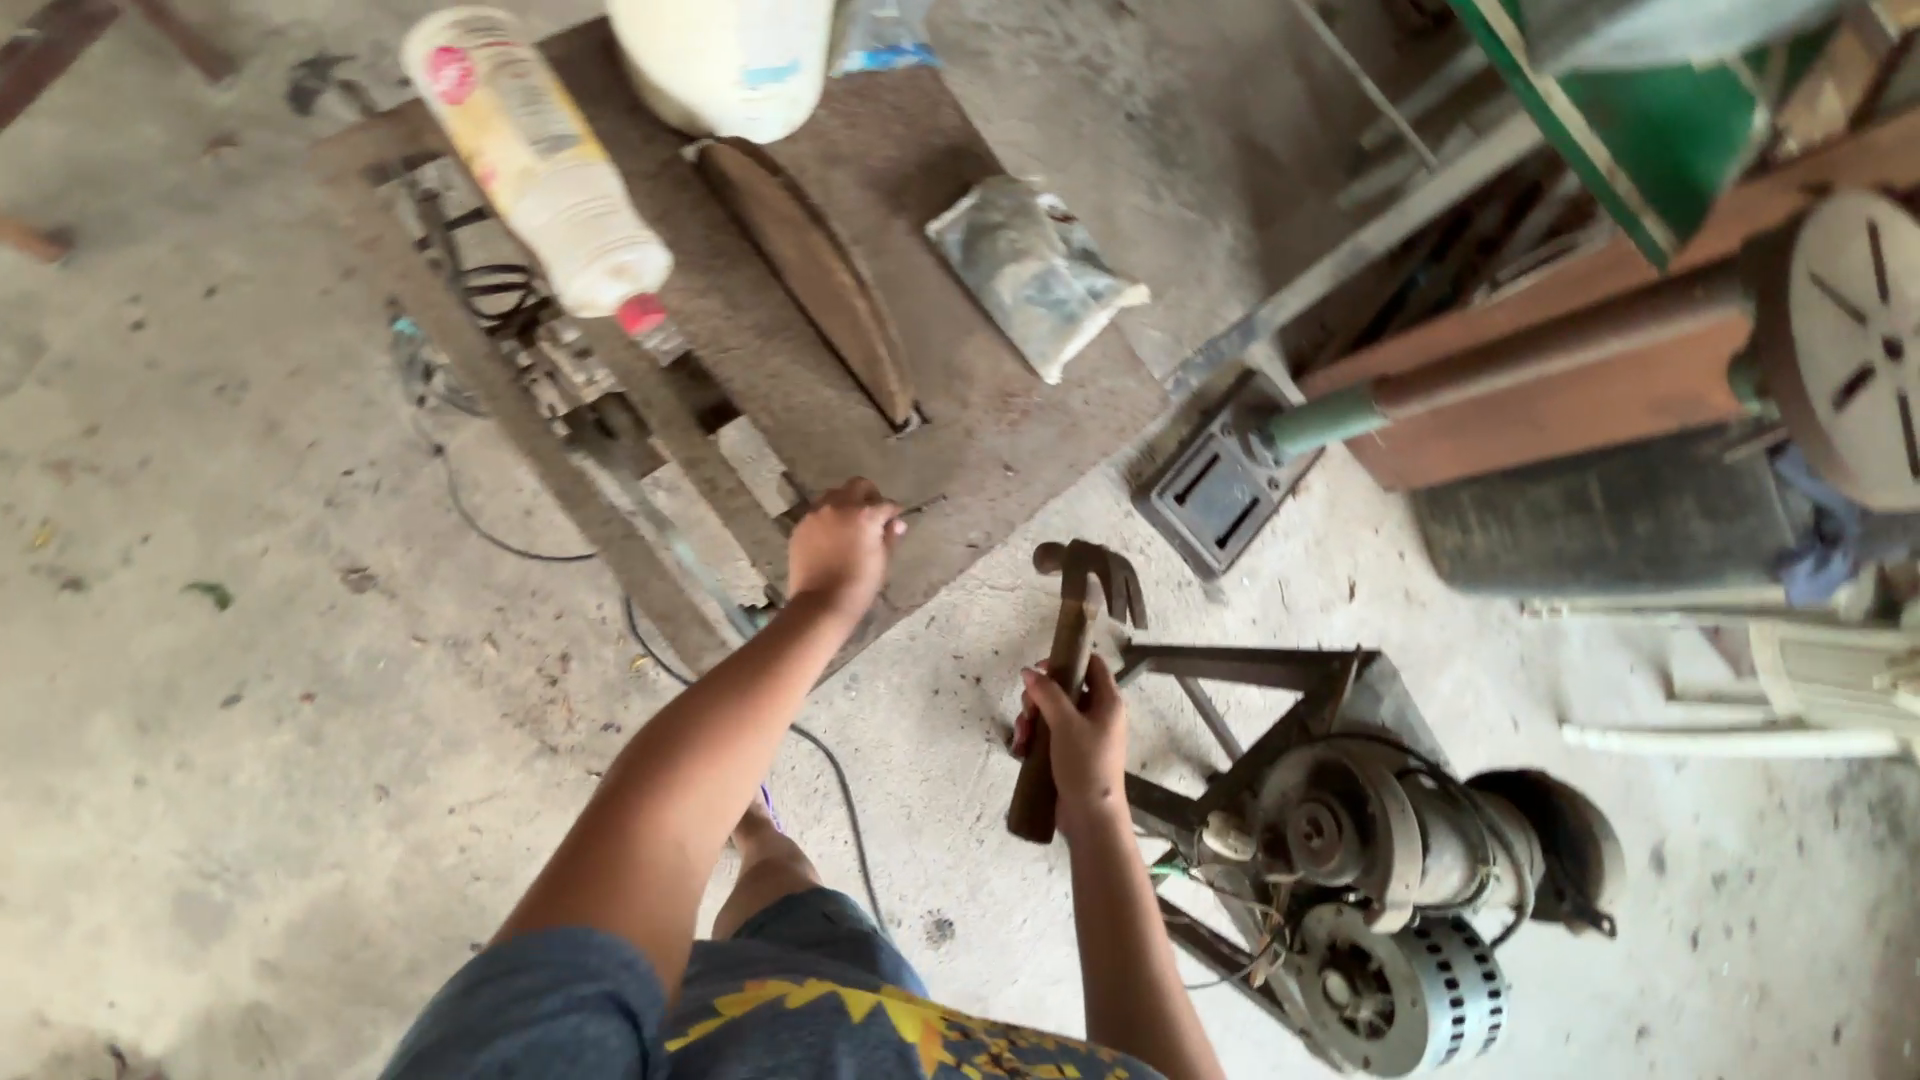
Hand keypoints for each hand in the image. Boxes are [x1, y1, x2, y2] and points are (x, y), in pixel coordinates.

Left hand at [787, 477, 904, 618]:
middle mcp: (838, 506)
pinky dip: (828, 518)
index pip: (885, 504)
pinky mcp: (800, 526)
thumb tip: (896, 523)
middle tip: (873, 512)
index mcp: (864, 514)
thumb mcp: (882, 560)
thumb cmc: (860, 584)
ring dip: (845, 503)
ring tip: (850, 523)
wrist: (821, 602)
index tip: (895, 518)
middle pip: (857, 485)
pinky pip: (817, 513)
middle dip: (869, 494)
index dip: (893, 511)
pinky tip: (831, 536)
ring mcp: (816, 514)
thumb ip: (889, 536)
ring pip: (834, 495)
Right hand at [1014, 654, 1129, 839]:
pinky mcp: (1070, 754)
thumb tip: (1029, 671)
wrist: (1090, 816)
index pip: (1093, 665)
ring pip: (1052, 713)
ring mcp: (1084, 736)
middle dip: (1040, 697)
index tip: (1041, 668)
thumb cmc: (1085, 764)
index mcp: (1108, 702)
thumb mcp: (1065, 723)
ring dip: (1032, 719)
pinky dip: (1033, 737)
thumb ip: (1047, 693)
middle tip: (1028, 710)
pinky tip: (1020, 748)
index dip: (1068, 660)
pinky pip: (1048, 735)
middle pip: (1065, 689)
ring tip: (1022, 736)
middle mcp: (1098, 715)